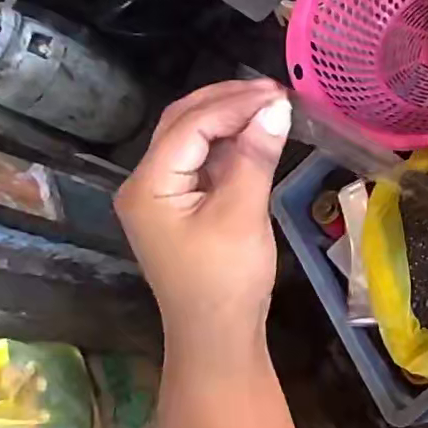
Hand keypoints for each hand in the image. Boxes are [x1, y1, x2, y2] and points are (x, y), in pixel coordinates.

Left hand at [116, 79, 290, 335]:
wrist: (219, 336)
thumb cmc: (227, 280)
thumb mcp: (242, 215)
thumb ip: (256, 157)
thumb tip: (278, 107)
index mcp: (149, 185)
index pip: (190, 125)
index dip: (234, 104)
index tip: (279, 94)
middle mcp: (148, 183)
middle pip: (184, 125)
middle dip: (227, 102)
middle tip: (275, 91)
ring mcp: (166, 196)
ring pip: (195, 141)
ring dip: (231, 121)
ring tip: (271, 107)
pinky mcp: (186, 208)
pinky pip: (206, 164)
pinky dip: (232, 146)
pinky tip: (257, 137)